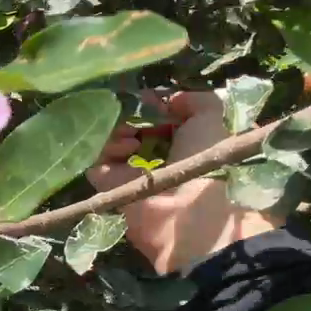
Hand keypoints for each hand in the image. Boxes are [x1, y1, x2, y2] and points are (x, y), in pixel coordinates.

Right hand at [86, 89, 283, 274]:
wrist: (188, 212)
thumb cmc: (206, 161)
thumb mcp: (212, 120)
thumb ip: (195, 101)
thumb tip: (169, 98)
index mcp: (185, 143)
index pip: (160, 119)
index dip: (154, 109)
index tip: (150, 103)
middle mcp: (159, 159)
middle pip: (133, 130)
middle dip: (133, 121)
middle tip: (136, 123)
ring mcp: (133, 175)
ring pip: (113, 145)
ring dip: (118, 136)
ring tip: (129, 141)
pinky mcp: (111, 190)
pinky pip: (98, 165)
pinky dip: (105, 155)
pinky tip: (120, 153)